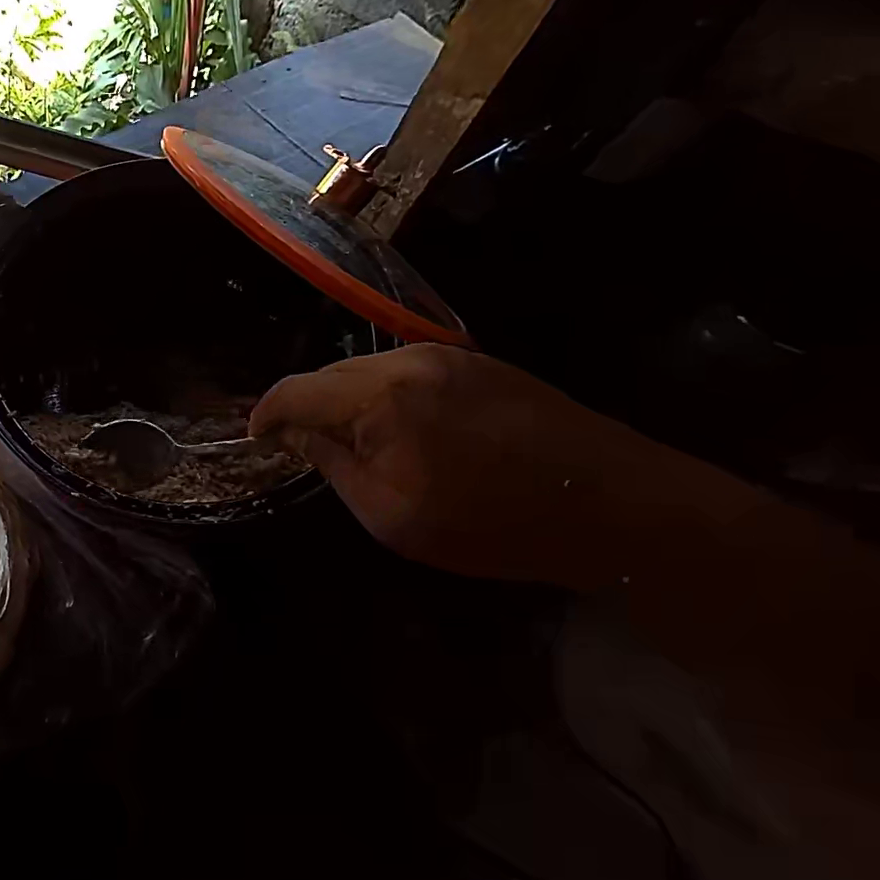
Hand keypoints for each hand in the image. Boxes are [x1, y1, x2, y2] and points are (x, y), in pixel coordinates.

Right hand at [249, 343, 744, 588]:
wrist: (623, 509)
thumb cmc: (493, 523)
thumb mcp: (389, 512)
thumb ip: (331, 463)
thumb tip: (293, 432)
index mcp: (380, 396)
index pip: (296, 391)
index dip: (267, 413)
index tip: (256, 437)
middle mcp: (408, 360)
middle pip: (328, 375)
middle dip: (306, 407)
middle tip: (300, 445)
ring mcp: (448, 357)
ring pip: (365, 370)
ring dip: (344, 401)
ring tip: (349, 439)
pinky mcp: (479, 363)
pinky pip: (403, 372)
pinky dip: (381, 396)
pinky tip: (397, 427)